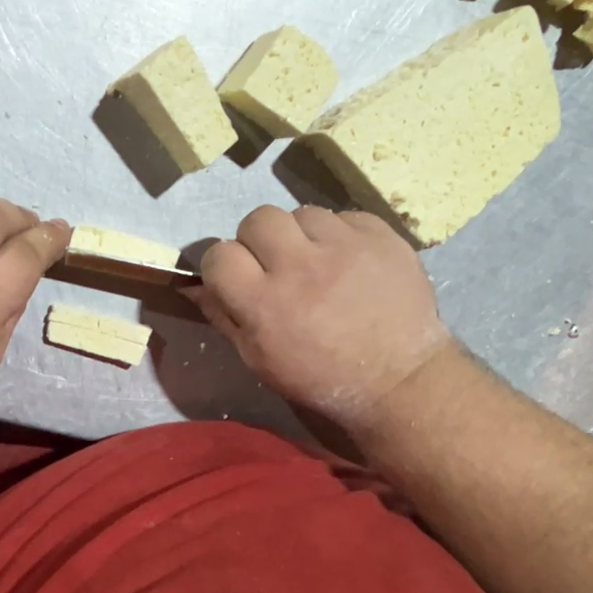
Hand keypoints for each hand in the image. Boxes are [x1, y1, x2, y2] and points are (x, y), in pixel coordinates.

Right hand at [196, 205, 455, 431]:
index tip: (235, 279)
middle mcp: (300, 265)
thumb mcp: (260, 360)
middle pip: (257, 219)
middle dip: (258, 241)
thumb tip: (195, 288)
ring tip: (316, 263)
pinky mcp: (379, 234)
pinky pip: (343, 216)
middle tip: (275, 265)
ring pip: (301, 213)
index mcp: (264, 303)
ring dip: (300, 236)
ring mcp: (343, 245)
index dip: (223, 266)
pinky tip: (346, 262)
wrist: (396, 379)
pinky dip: (338, 236)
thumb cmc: (319, 378)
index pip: (219, 255)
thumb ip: (225, 317)